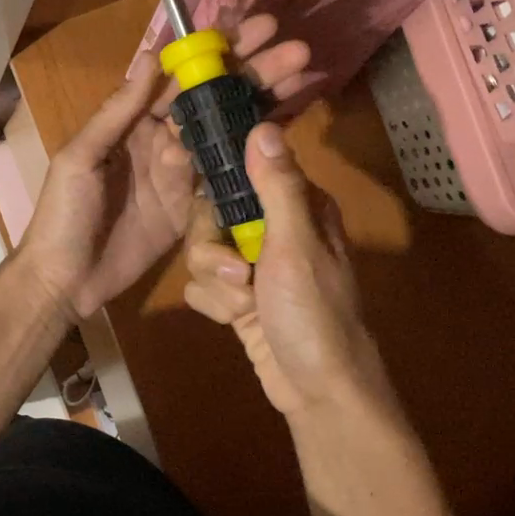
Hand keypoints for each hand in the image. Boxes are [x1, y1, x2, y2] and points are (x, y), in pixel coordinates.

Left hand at [16, 13, 316, 323]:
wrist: (66, 280)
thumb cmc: (63, 214)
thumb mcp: (80, 159)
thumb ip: (116, 114)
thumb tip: (152, 60)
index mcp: (128, 124)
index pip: (176, 80)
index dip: (213, 55)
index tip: (250, 29)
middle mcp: (158, 142)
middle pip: (209, 101)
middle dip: (250, 72)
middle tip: (295, 48)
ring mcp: (179, 175)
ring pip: (225, 132)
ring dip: (261, 103)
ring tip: (303, 75)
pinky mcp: (192, 208)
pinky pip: (225, 175)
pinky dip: (253, 153)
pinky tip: (285, 129)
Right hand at [182, 120, 391, 416]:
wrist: (315, 389)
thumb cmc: (314, 313)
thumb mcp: (295, 246)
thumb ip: (276, 188)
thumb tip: (262, 127)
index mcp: (297, 208)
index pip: (243, 173)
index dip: (218, 184)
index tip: (199, 196)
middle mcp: (274, 231)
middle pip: (210, 216)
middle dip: (213, 249)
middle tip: (237, 274)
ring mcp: (254, 266)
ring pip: (201, 252)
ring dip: (215, 282)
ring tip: (242, 305)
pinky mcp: (238, 298)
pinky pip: (201, 286)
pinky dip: (213, 304)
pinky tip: (235, 320)